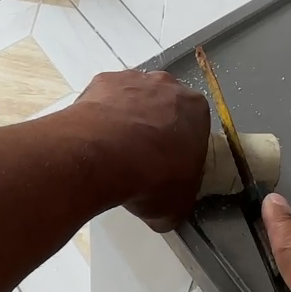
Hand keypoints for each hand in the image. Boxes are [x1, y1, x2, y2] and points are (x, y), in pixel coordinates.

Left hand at [66, 70, 207, 230]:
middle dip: (155, 127)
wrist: (103, 155)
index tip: (168, 167)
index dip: (181, 147)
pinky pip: (105, 99)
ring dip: (127, 119)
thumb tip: (166, 212)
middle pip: (164, 106)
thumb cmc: (152, 178)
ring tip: (112, 151)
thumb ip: (178, 201)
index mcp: (196, 110)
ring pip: (133, 99)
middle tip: (140, 158)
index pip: (194, 127)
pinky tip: (94, 138)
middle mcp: (168, 86)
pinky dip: (101, 115)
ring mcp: (133, 79)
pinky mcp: (102, 80)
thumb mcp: (177, 205)